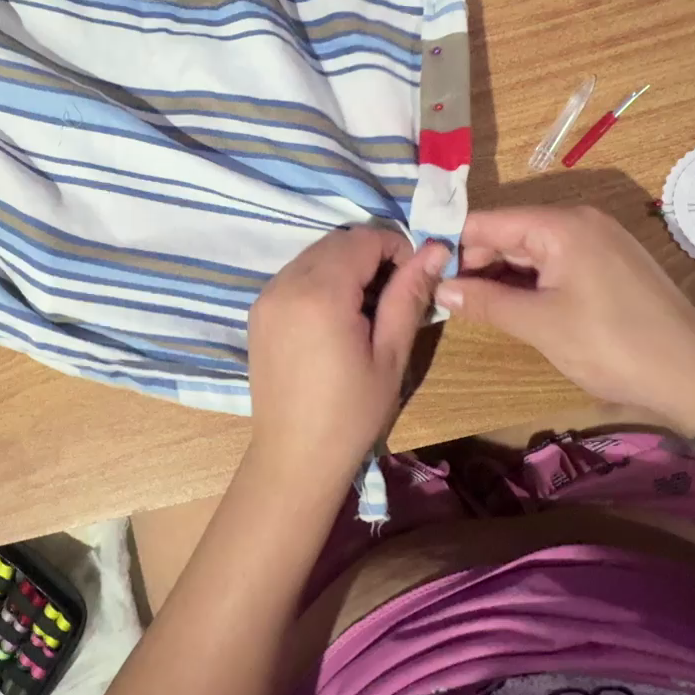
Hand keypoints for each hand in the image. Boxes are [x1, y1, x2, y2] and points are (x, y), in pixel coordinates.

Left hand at [246, 226, 448, 478]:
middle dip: (370, 254)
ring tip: (367, 307)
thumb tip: (436, 249)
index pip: (362, 238)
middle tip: (394, 293)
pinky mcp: (258, 312)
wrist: (295, 456)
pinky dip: (319, 279)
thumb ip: (409, 295)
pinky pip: (294, 275)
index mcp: (320, 293)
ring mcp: (266, 296)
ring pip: (313, 255)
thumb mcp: (391, 354)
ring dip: (344, 265)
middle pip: (335, 242)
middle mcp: (285, 283)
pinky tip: (336, 316)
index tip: (414, 277)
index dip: (395, 247)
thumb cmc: (352, 412)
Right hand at [436, 206, 694, 416]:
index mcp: (561, 225)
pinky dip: (529, 283)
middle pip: (509, 234)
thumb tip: (438, 288)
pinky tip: (508, 307)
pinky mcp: (609, 267)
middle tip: (440, 295)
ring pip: (531, 252)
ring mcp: (598, 244)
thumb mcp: (539, 324)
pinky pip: (555, 265)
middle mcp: (580, 222)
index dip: (451, 244)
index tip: (420, 269)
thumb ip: (484, 301)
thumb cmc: (612, 345)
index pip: (488, 222)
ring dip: (500, 276)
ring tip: (466, 305)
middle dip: (474, 263)